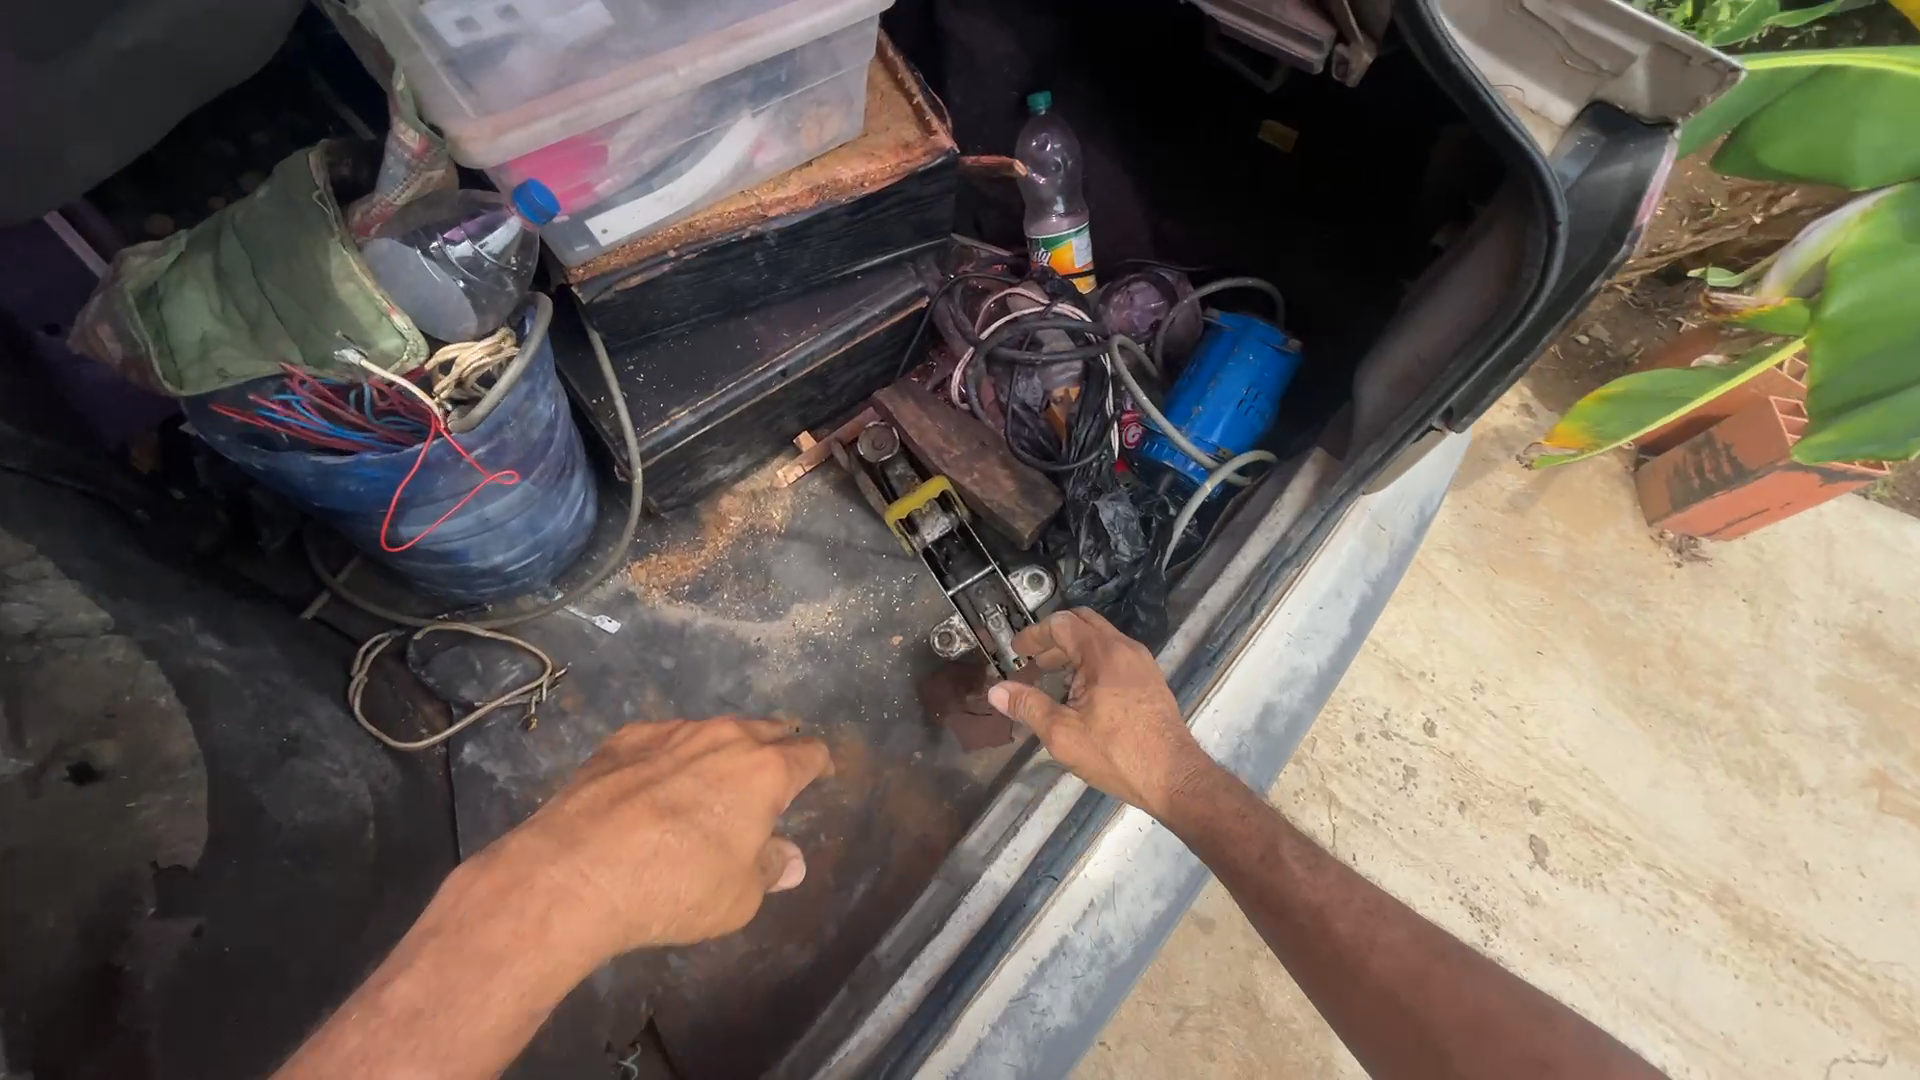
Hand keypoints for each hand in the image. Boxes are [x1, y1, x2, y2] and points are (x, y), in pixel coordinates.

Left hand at [471, 717, 831, 960]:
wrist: (573, 874)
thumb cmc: (674, 887)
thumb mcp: (738, 897)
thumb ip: (770, 869)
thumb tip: (791, 860)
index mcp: (766, 771)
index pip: (810, 752)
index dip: (819, 765)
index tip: (819, 775)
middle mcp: (726, 738)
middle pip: (767, 731)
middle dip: (775, 751)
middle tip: (768, 780)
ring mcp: (674, 732)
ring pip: (714, 731)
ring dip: (721, 752)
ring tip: (707, 784)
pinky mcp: (626, 739)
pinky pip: (664, 740)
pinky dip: (670, 758)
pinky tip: (650, 788)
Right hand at [988, 608, 1221, 818]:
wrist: (1174, 778)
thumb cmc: (1116, 754)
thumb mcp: (1063, 733)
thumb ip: (1028, 706)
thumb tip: (996, 691)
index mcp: (1103, 653)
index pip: (1062, 624)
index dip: (1035, 634)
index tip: (1017, 650)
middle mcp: (1125, 649)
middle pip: (1084, 624)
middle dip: (1054, 637)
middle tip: (1034, 659)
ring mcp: (1142, 663)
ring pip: (1101, 640)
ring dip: (1074, 650)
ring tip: (1053, 677)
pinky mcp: (1151, 680)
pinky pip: (1115, 656)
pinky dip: (1092, 661)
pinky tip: (1082, 692)